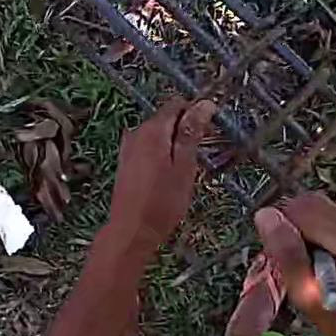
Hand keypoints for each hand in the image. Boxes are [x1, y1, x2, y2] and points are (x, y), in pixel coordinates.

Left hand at [107, 98, 216, 251]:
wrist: (131, 231)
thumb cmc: (162, 203)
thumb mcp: (184, 167)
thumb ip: (192, 134)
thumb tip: (204, 104)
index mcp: (152, 130)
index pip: (177, 105)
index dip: (197, 114)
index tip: (210, 132)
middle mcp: (136, 133)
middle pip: (166, 119)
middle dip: (185, 130)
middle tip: (200, 156)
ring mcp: (128, 148)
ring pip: (157, 135)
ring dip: (174, 144)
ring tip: (186, 169)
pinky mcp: (125, 162)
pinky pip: (148, 148)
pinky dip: (161, 155)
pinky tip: (168, 175)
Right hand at [254, 192, 335, 335]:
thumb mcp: (310, 296)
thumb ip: (288, 254)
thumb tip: (264, 216)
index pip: (297, 209)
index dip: (281, 233)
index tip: (284, 262)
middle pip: (306, 206)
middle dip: (291, 232)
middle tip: (295, 267)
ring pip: (313, 212)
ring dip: (301, 237)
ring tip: (309, 269)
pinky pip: (325, 221)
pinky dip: (314, 239)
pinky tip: (321, 265)